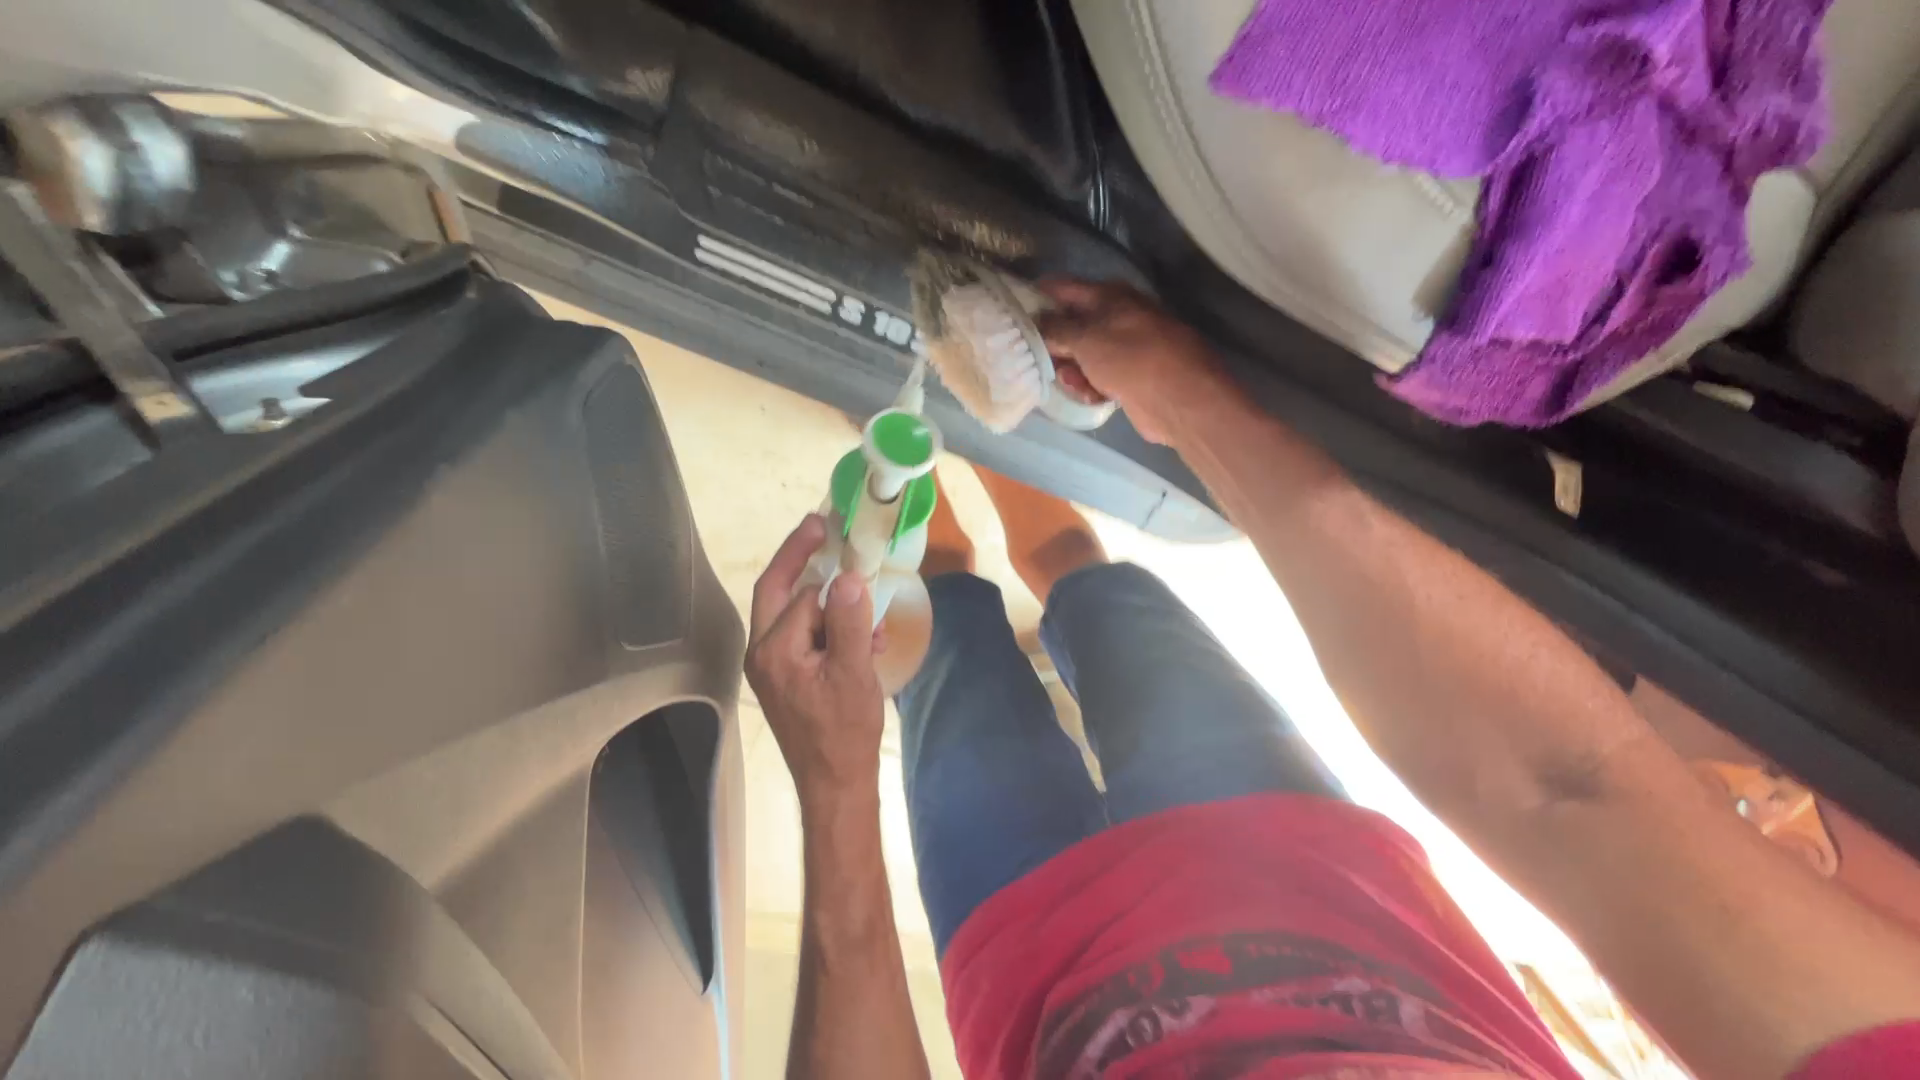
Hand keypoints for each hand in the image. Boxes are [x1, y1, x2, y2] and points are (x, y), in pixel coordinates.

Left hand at [745, 515, 886, 810]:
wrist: (835, 785)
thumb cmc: (845, 732)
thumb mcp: (854, 674)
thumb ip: (851, 622)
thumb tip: (850, 577)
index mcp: (774, 650)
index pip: (802, 595)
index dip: (831, 577)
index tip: (846, 540)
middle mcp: (763, 654)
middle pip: (777, 592)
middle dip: (799, 558)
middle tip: (821, 526)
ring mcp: (770, 667)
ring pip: (793, 615)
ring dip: (828, 605)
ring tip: (869, 614)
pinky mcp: (784, 679)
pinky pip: (801, 638)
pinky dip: (828, 629)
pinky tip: (863, 641)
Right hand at [1038, 280, 1230, 443]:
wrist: (1179, 398)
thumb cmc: (1131, 359)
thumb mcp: (1086, 339)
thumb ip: (1056, 328)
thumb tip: (1036, 320)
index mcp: (1108, 296)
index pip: (1063, 288)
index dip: (1038, 296)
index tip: (1013, 311)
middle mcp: (1116, 317)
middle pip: (1071, 326)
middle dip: (1053, 344)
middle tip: (1035, 359)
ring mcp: (1125, 348)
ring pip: (1083, 356)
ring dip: (1073, 371)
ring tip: (1073, 383)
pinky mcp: (1129, 377)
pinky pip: (1098, 379)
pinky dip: (1091, 387)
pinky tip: (1092, 396)